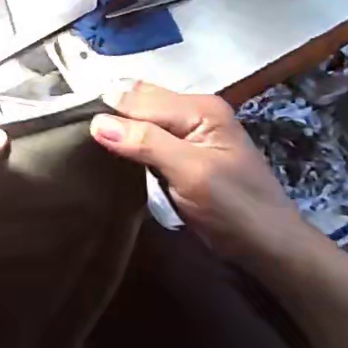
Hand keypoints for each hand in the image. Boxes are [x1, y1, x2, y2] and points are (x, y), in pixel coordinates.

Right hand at [89, 81, 312, 264]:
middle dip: (110, 121)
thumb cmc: (237, 210)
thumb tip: (96, 123)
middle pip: (135, 103)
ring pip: (136, 120)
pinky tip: (113, 159)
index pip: (136, 98)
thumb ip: (146, 143)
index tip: (77, 135)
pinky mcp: (179, 151)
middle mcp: (192, 111)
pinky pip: (143, 138)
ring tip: (91, 152)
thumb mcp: (191, 174)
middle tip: (81, 146)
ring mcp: (186, 131)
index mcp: (199, 107)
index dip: (108, 115)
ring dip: (116, 134)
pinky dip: (126, 146)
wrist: (270, 249)